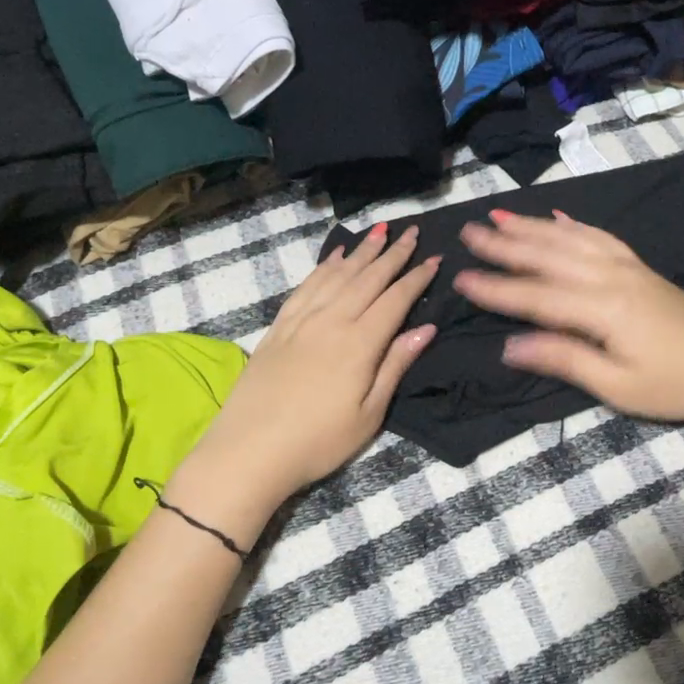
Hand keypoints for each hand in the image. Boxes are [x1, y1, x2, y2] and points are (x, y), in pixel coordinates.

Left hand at [169, 224, 439, 519]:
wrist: (249, 451)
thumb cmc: (318, 442)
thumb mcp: (369, 415)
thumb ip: (395, 366)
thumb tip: (425, 329)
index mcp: (359, 343)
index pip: (395, 299)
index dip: (416, 278)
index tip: (434, 258)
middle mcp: (332, 321)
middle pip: (368, 278)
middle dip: (393, 253)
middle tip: (412, 231)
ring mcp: (302, 320)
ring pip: (338, 275)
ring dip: (361, 251)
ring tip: (379, 232)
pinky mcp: (279, 326)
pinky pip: (307, 285)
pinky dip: (324, 266)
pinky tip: (335, 256)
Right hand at [452, 210, 683, 429]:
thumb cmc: (673, 386)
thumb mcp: (616, 386)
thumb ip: (563, 359)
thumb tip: (509, 345)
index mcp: (603, 309)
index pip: (537, 295)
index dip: (497, 288)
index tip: (461, 279)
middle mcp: (611, 277)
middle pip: (549, 256)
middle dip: (506, 244)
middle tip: (468, 232)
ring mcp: (627, 266)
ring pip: (570, 238)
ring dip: (532, 226)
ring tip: (499, 216)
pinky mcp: (639, 266)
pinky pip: (600, 235)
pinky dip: (573, 224)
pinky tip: (555, 217)